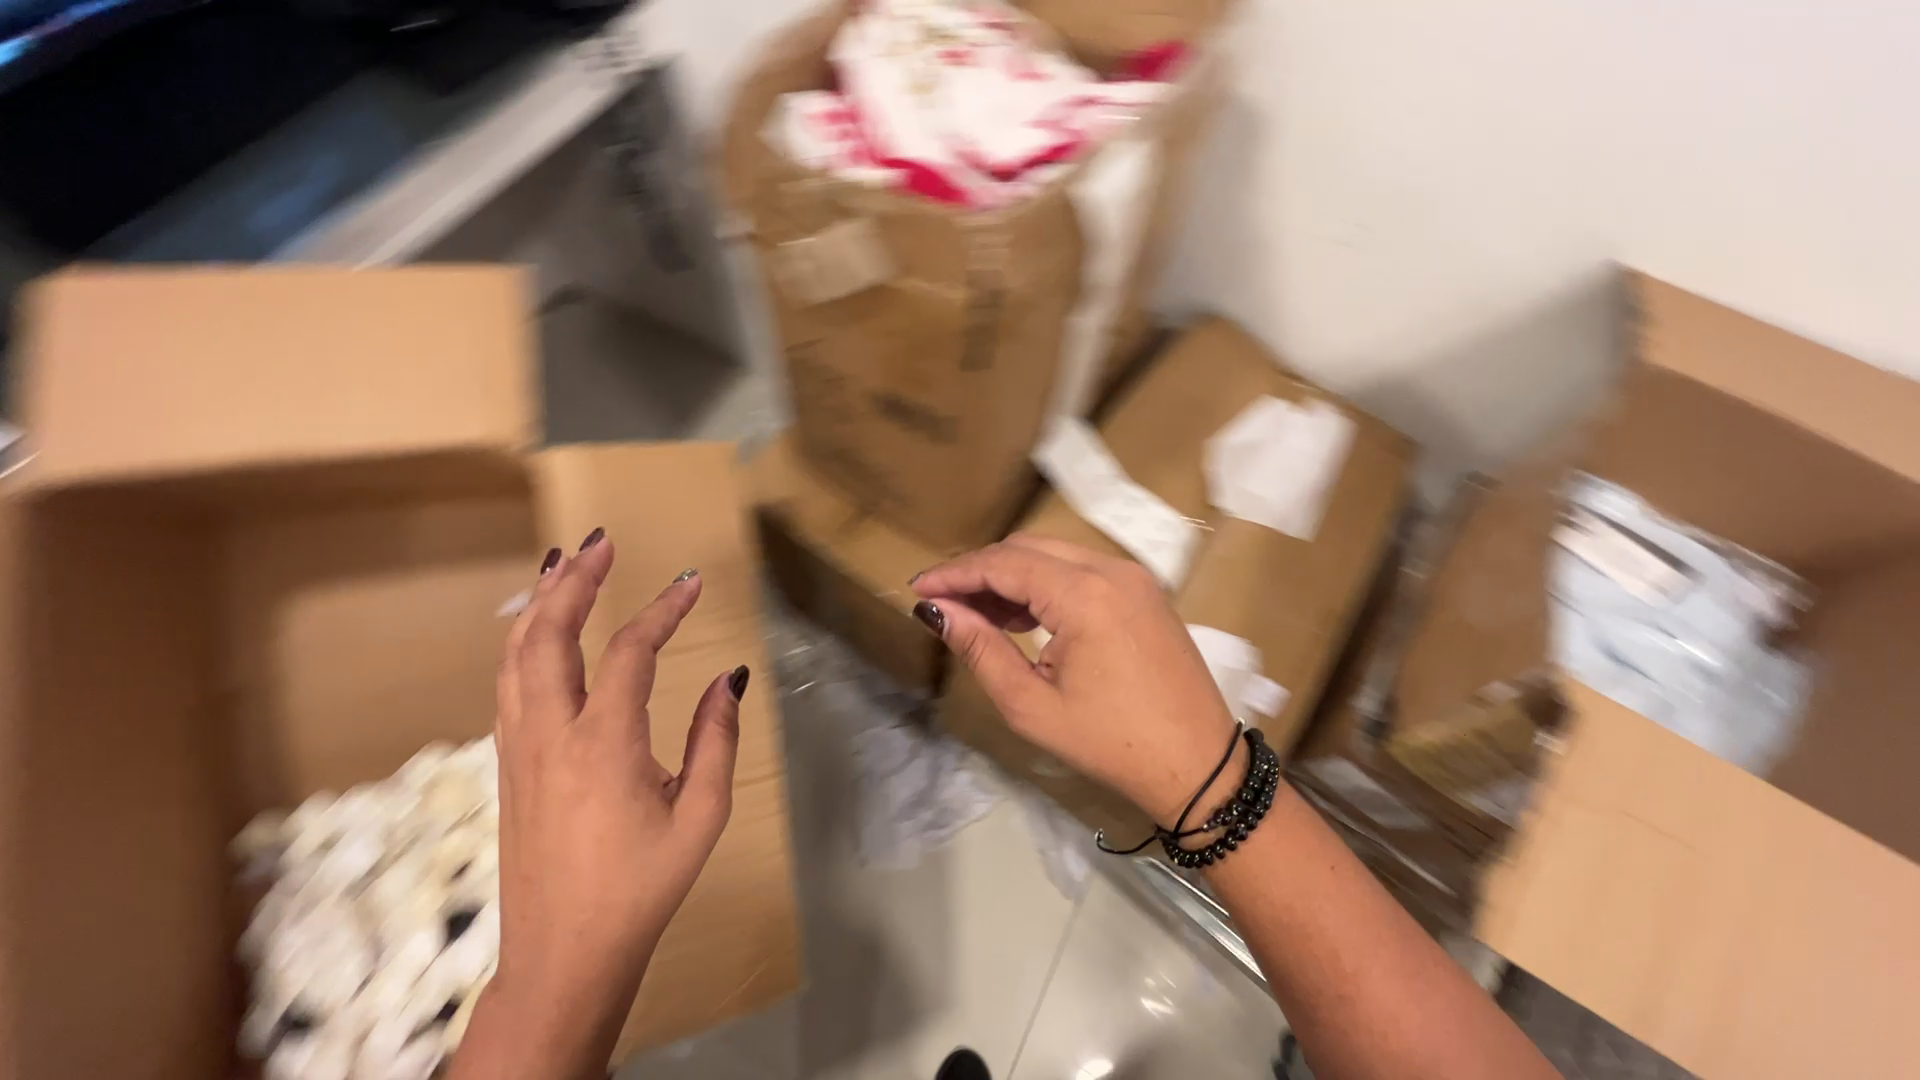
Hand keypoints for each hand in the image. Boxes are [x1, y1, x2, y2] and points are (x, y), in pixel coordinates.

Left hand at [490, 533, 745, 1016]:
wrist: (565, 951)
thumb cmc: (644, 884)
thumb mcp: (702, 814)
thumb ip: (716, 738)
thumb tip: (730, 677)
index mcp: (604, 743)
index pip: (631, 651)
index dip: (664, 609)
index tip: (692, 582)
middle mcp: (550, 732)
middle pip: (549, 634)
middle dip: (574, 581)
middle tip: (600, 542)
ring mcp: (520, 747)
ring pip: (516, 655)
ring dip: (540, 603)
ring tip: (563, 566)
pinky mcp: (508, 763)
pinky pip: (509, 683)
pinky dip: (523, 641)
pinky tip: (540, 632)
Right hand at [910, 535, 1238, 825]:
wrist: (1199, 766)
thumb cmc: (1110, 743)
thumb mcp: (1031, 705)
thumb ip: (981, 649)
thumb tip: (938, 611)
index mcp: (1085, 594)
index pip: (1003, 563)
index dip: (955, 573)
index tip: (917, 587)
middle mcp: (1112, 569)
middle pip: (1027, 548)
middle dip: (980, 571)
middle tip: (944, 603)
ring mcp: (1134, 577)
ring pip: (1054, 555)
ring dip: (1012, 577)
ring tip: (977, 616)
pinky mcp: (1144, 592)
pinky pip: (1081, 571)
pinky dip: (1045, 585)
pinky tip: (1023, 618)